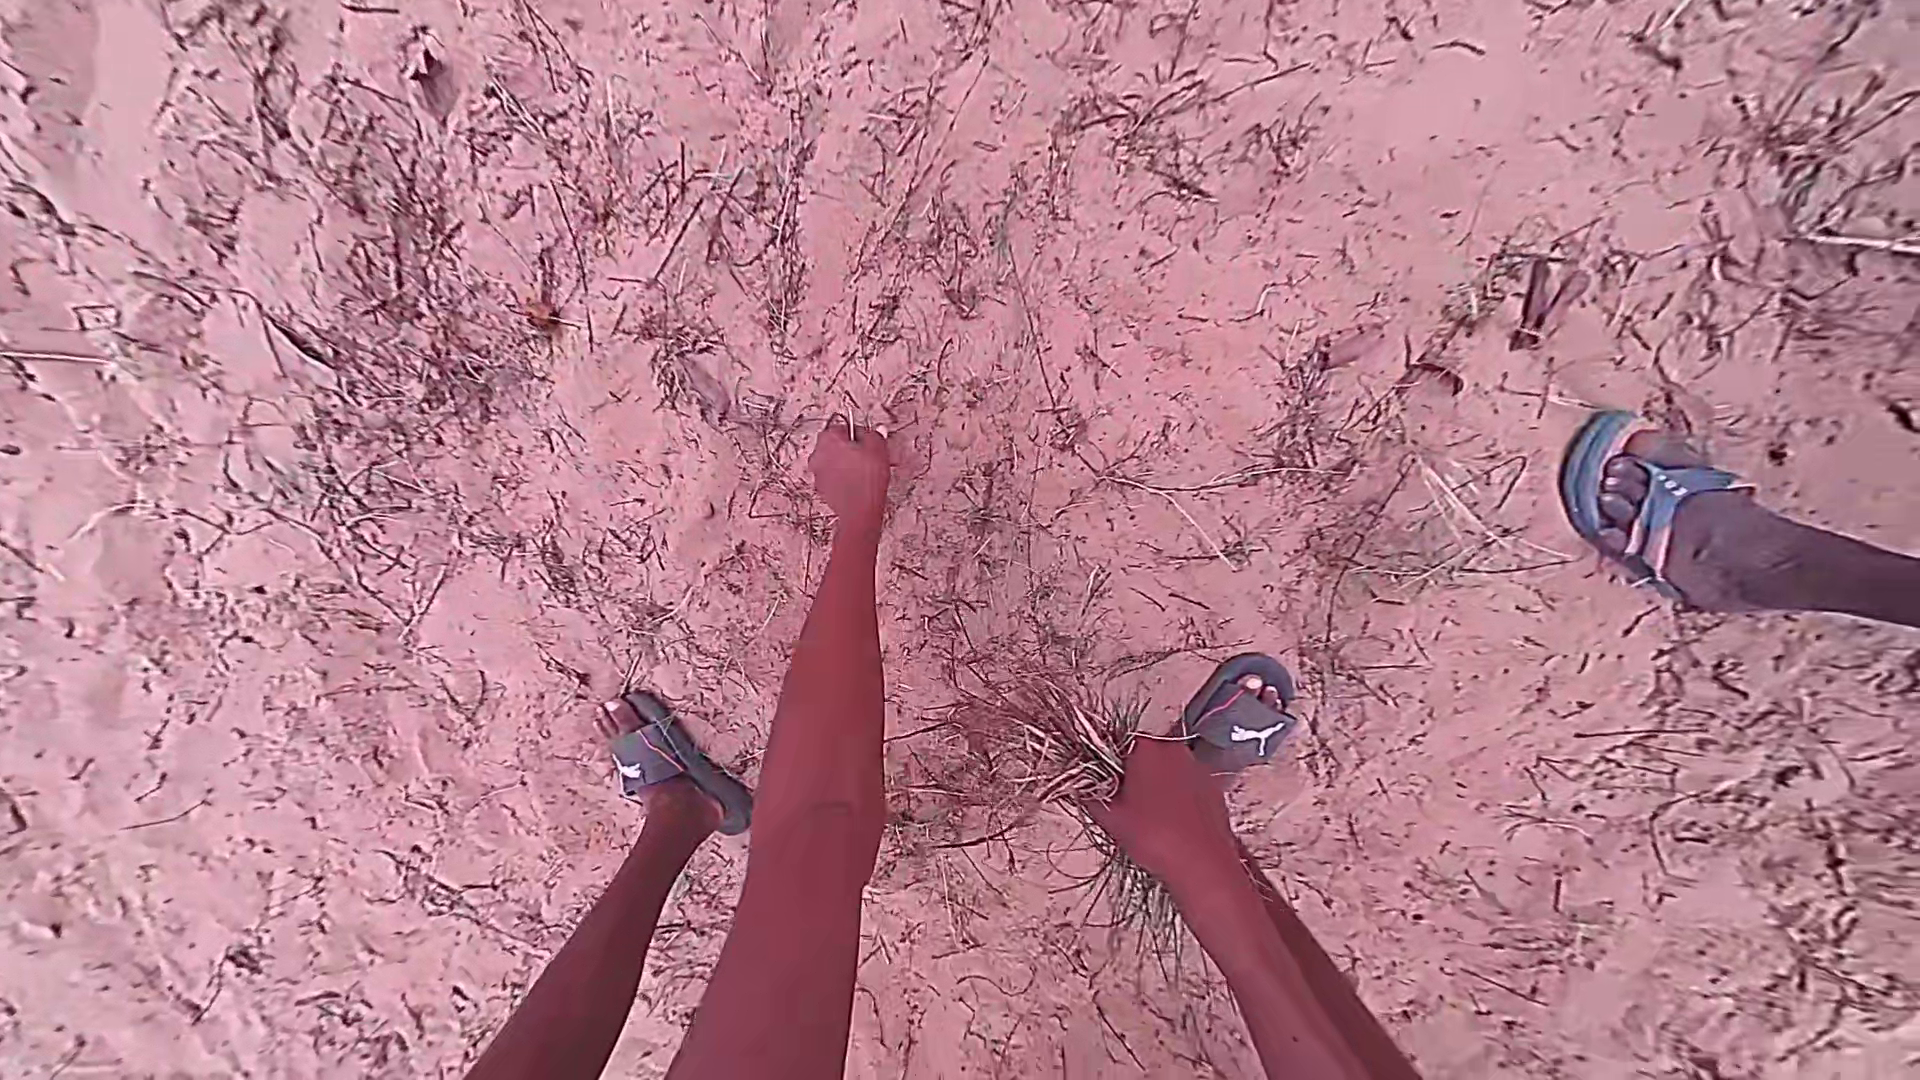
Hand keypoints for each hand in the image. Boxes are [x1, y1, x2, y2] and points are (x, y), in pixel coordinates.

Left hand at [809, 423, 890, 525]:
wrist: (860, 510)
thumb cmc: (865, 479)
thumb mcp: (878, 447)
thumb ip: (875, 434)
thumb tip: (876, 432)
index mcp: (828, 438)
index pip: (846, 428)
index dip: (862, 435)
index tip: (871, 442)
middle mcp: (817, 454)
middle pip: (838, 446)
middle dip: (854, 450)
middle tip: (870, 457)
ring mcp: (818, 474)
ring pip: (836, 463)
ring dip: (850, 465)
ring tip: (867, 472)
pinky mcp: (823, 490)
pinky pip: (835, 479)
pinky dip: (845, 479)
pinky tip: (860, 483)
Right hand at [1085, 737, 1243, 893]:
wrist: (1204, 867)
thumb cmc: (1154, 836)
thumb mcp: (1110, 817)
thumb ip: (1090, 795)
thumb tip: (1082, 788)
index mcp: (1145, 747)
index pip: (1118, 743)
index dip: (1109, 764)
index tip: (1106, 784)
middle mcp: (1173, 749)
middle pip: (1145, 754)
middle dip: (1134, 773)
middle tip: (1125, 802)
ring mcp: (1198, 768)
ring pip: (1168, 769)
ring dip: (1158, 784)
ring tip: (1150, 816)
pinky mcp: (1215, 788)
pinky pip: (1189, 784)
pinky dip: (1180, 796)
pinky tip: (1173, 822)